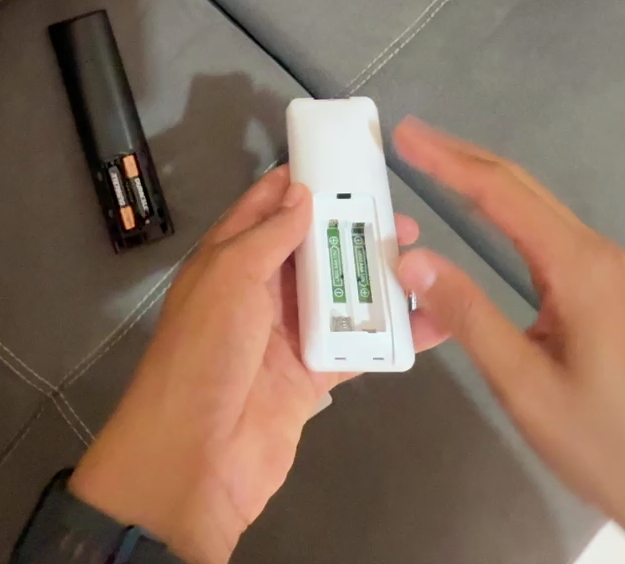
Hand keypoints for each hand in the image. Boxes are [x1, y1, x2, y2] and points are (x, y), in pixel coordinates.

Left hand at [70, 164, 432, 563]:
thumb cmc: (205, 352)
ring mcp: (287, 333)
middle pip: (311, 250)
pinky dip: (390, 335)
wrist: (194, 459)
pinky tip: (429, 321)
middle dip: (352, 231)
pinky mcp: (313, 375)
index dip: (299, 184)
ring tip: (422, 261)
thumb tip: (300, 192)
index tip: (345, 165)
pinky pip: (357, 346)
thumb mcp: (228, 277)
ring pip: (338, 294)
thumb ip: (267, 235)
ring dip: (376, 278)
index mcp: (229, 259)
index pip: (265, 208)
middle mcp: (258, 290)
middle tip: (403, 219)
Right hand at [391, 119, 624, 563]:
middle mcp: (594, 253)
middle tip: (406, 136)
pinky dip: (498, 205)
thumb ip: (466, 315)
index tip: (404, 136)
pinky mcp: (599, 286)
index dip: (447, 161)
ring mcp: (601, 268)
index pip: (501, 194)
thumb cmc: (605, 443)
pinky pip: (539, 228)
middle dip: (459, 155)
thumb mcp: (524, 384)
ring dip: (477, 176)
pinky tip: (476, 205)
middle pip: (518, 185)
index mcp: (579, 267)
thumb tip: (409, 257)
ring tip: (428, 159)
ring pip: (531, 203)